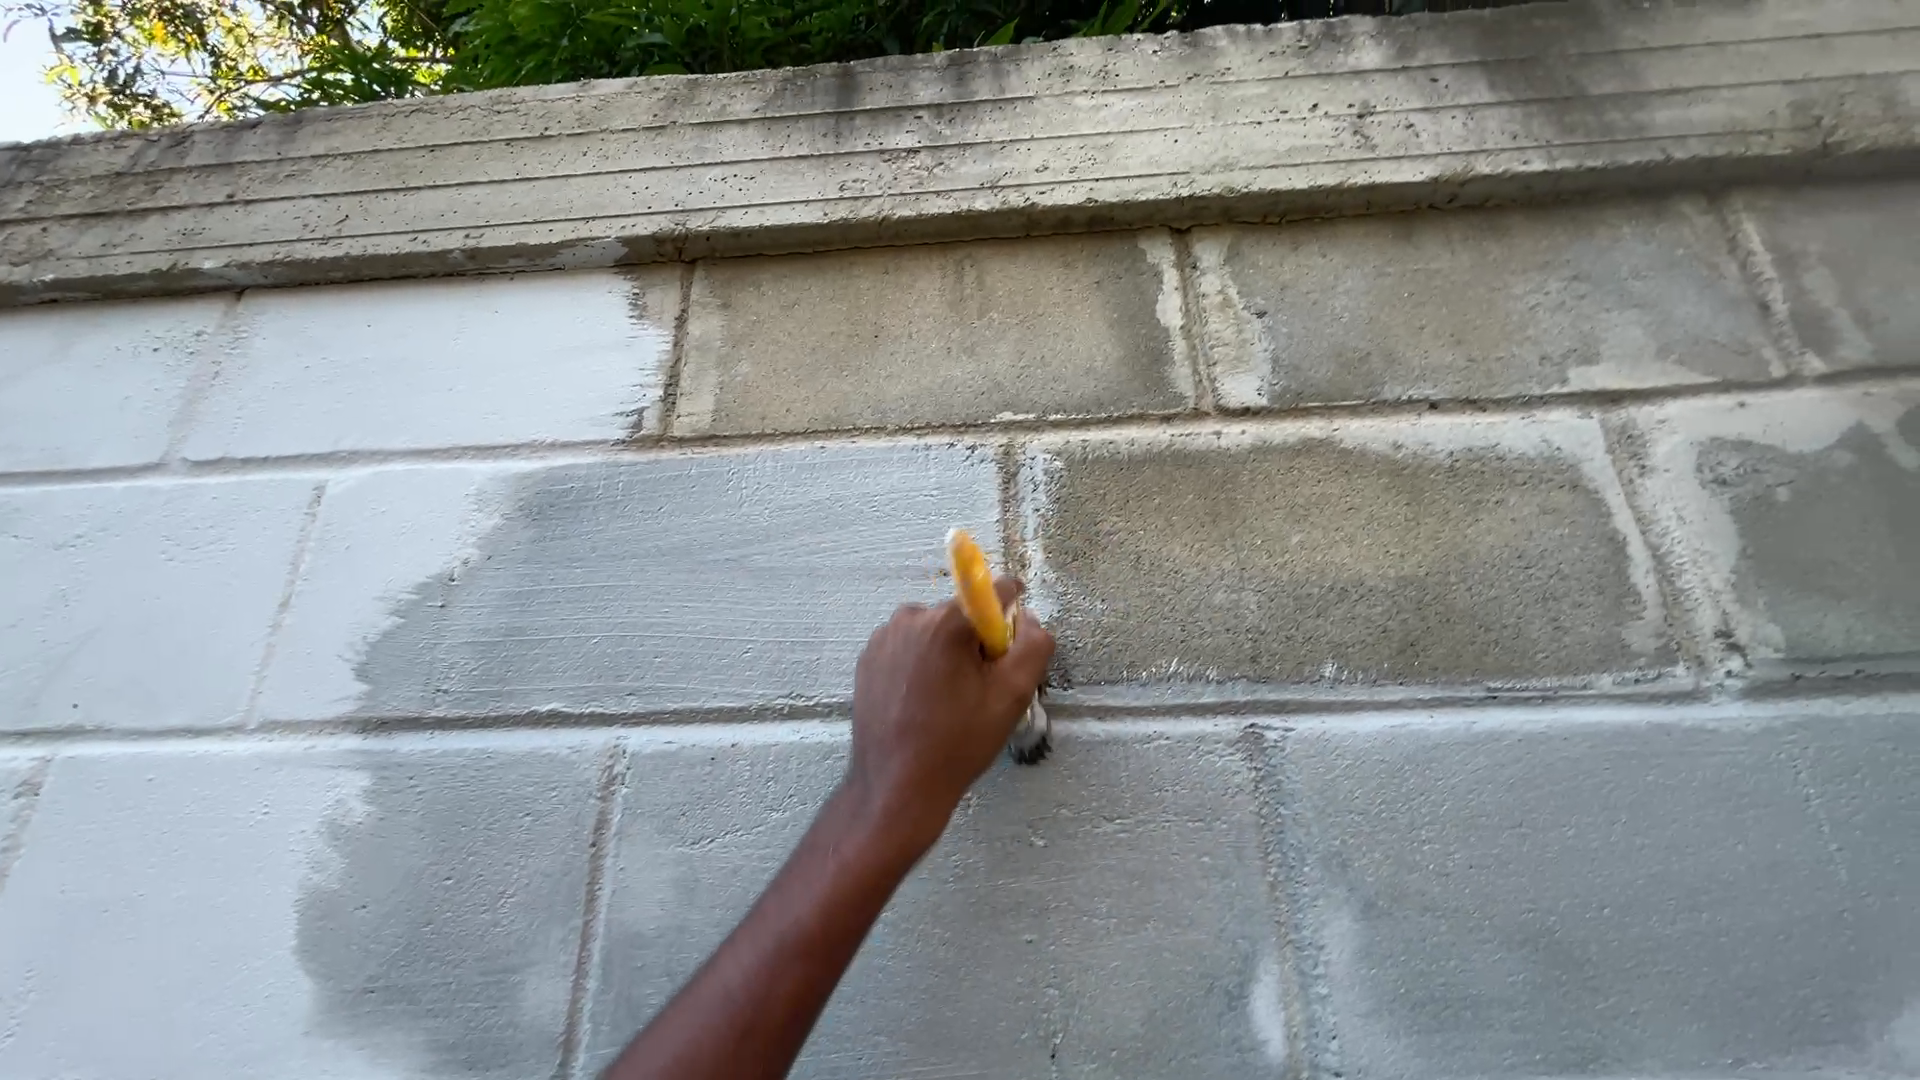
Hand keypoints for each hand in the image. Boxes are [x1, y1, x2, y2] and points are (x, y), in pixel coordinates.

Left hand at [843, 576, 1054, 854]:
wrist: (895, 785)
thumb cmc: (957, 742)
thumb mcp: (1013, 695)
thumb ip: (1034, 645)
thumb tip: (1027, 617)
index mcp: (948, 620)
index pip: (994, 590)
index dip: (1012, 613)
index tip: (1012, 642)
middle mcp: (911, 617)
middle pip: (962, 614)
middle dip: (977, 642)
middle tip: (979, 689)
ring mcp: (884, 636)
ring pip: (934, 631)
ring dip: (947, 653)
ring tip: (948, 701)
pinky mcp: (868, 657)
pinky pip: (908, 647)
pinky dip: (921, 664)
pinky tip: (922, 702)